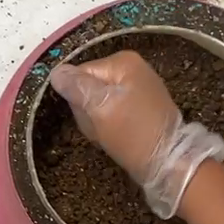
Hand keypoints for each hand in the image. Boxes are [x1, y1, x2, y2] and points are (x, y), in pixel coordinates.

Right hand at [48, 51, 223, 218]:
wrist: (167, 162)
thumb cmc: (132, 133)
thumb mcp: (99, 108)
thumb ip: (76, 86)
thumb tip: (56, 72)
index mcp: (122, 62)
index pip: (78, 75)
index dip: (76, 98)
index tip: (89, 117)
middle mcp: (131, 68)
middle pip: (87, 87)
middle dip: (87, 111)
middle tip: (100, 128)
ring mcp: (137, 87)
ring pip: (96, 102)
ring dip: (96, 121)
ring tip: (108, 134)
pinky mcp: (139, 106)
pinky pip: (110, 112)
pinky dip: (108, 126)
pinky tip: (116, 136)